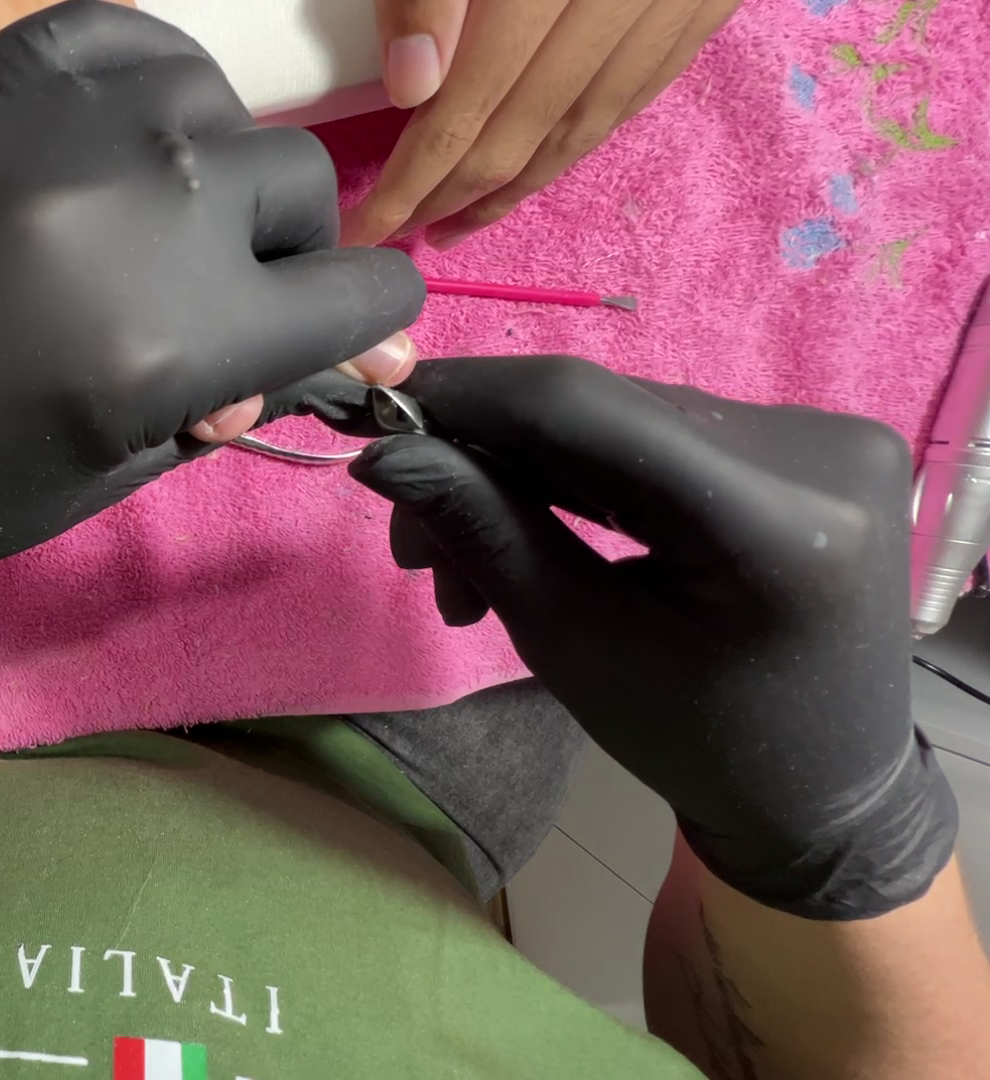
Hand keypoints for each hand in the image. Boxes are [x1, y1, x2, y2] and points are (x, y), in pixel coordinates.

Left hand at [0, 1, 424, 665]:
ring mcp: (49, 133)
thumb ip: (244, 388)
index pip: (360, 293)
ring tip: (150, 236)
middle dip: (285, 260)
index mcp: (173, 345)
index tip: (340, 335)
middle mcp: (131, 216)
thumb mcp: (125, 464)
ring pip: (220, 110)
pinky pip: (127, 42)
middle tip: (221, 304)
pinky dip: (144, 97)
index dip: (365, 323)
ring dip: (213, 178)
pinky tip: (114, 155)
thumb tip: (338, 347)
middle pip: (302, 189)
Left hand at [344, 0, 740, 248]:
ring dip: (511, 191)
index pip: (461, 115)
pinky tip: (534, 169)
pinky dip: (577, 142)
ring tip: (454, 226)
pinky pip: (639, 91)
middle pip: (519, 134)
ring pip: (583, 127)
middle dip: (448, 199)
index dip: (407, 187)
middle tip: (398, 235)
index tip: (365, 234)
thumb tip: (415, 88)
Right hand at [348, 356, 955, 918]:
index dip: (457, 397)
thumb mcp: (565, 640)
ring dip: (504, 479)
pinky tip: (520, 532)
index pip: (574, 407)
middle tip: (411, 544)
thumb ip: (477, 530)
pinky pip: (631, 438)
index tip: (366, 410)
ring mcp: (809, 436)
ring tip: (457, 568)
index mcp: (771, 515)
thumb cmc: (688, 735)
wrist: (819, 780)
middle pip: (581, 411)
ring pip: (597, 421)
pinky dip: (553, 480)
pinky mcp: (788, 445)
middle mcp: (808, 444)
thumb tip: (381, 456)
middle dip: (470, 460)